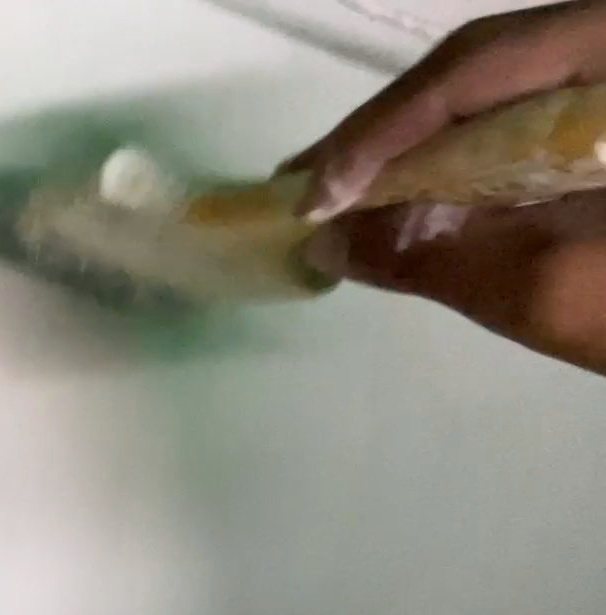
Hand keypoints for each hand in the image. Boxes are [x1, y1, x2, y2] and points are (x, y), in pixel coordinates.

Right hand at [286, 2, 605, 373]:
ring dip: (402, 143)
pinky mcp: (598, 115)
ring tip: (331, 194)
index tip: (312, 202)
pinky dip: (444, 151)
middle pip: (482, 65)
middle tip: (301, 193)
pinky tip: (394, 190)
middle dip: (378, 134)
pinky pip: (514, 110)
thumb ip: (431, 255)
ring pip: (491, 85)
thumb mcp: (548, 285)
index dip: (381, 131)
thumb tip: (324, 242)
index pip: (485, 65)